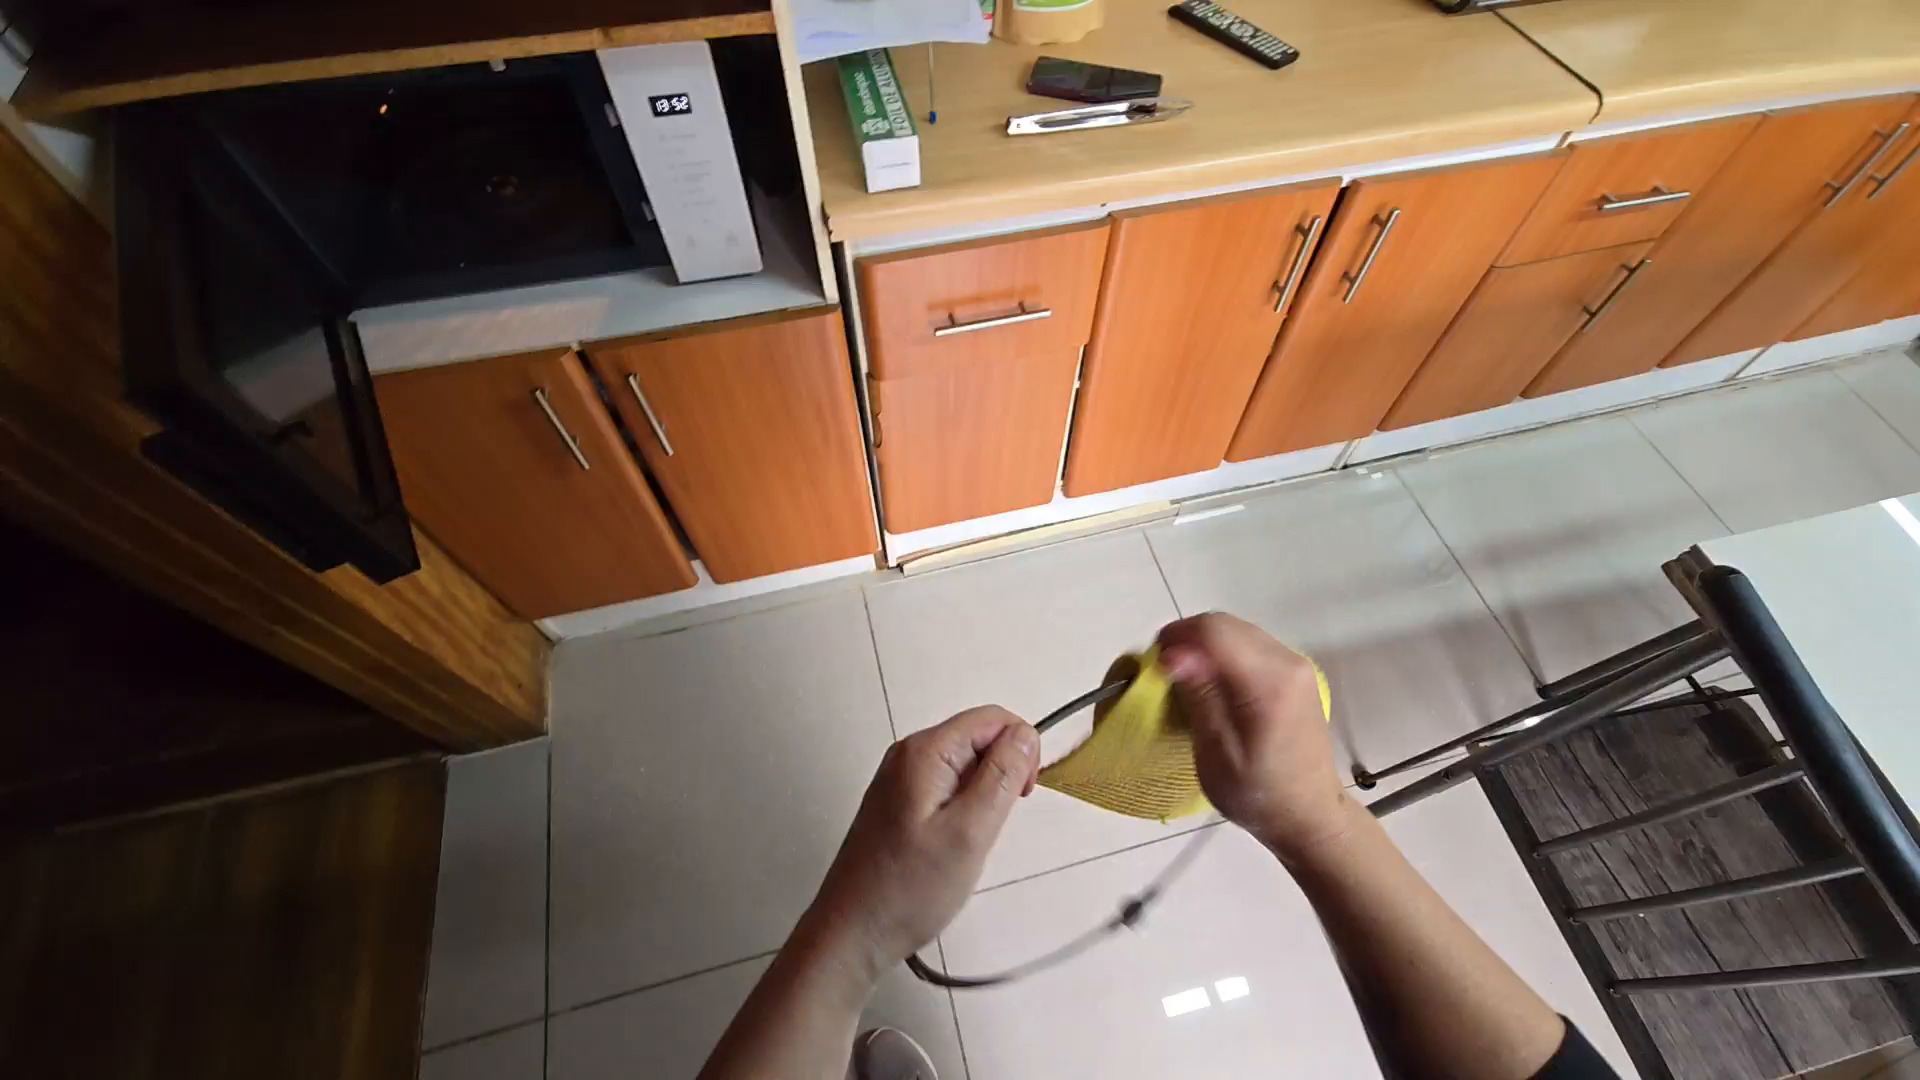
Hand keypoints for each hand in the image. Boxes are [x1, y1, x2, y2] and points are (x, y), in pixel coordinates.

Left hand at [802, 706, 1039, 979]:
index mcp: (925, 750)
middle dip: (1002, 771)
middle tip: (995, 824)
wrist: (851, 933)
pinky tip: (955, 841)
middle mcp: (909, 752)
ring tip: (973, 838)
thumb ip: (1002, 777)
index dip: (1020, 748)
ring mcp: (900, 776)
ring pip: (964, 762)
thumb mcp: (970, 832)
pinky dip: (964, 805)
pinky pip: (946, 783)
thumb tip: (1025, 733)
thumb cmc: (911, 888)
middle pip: (977, 736)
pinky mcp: (898, 799)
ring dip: (984, 791)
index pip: (992, 718)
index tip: (1023, 796)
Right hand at [1157, 613, 1357, 861]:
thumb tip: (1173, 653)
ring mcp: (1295, 663)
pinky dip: (1220, 651)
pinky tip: (1211, 681)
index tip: (1155, 666)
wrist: (1309, 815)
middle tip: (1164, 672)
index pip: (1214, 632)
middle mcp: (1287, 662)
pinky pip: (1247, 642)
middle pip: (1224, 624)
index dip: (1177, 638)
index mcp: (1269, 683)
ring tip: (1184, 677)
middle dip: (1186, 639)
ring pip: (1234, 629)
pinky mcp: (1293, 670)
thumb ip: (1198, 695)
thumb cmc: (1257, 792)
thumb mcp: (1216, 753)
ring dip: (1202, 644)